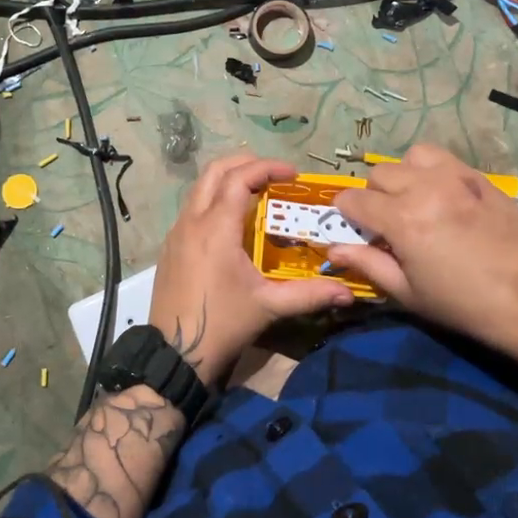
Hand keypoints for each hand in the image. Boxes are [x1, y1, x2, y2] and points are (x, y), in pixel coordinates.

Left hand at [150, 154, 355, 386]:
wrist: (174, 354)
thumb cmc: (222, 324)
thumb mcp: (268, 307)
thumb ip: (309, 294)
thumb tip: (347, 292)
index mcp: (216, 228)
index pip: (239, 178)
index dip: (267, 167)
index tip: (292, 174)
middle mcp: (192, 221)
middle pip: (214, 171)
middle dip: (245, 163)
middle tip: (274, 174)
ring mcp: (176, 233)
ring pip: (200, 188)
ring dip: (228, 180)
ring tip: (257, 192)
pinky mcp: (170, 246)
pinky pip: (192, 208)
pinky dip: (214, 199)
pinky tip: (233, 222)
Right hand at [331, 143, 517, 342]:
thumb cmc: (465, 305)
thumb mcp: (408, 293)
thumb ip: (368, 264)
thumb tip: (334, 249)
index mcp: (402, 219)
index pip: (353, 199)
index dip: (346, 215)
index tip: (355, 231)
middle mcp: (424, 188)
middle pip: (379, 175)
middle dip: (373, 196)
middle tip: (387, 224)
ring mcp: (455, 177)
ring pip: (410, 158)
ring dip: (403, 176)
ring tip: (414, 201)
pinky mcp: (479, 177)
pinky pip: (442, 159)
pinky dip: (431, 170)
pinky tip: (442, 197)